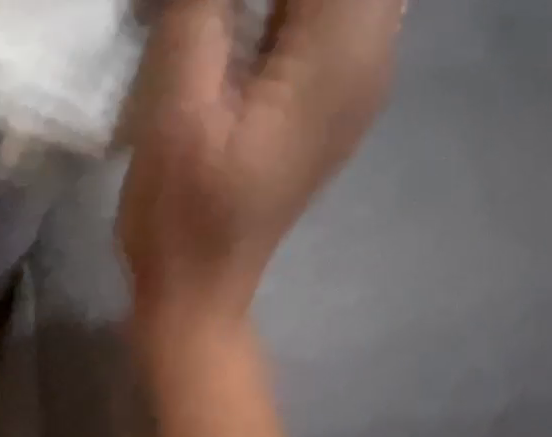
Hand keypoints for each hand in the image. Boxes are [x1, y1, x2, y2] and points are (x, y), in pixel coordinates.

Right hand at [119, 0, 403, 318]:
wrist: (197, 293)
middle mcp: (375, 51)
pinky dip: (288, 10)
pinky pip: (334, 17)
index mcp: (342, 50)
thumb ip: (200, 12)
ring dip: (278, 2)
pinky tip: (241, 27)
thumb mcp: (176, 112)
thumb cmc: (180, 215)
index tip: (204, 9)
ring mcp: (362, 77)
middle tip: (207, 18)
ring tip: (217, 25)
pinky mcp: (337, 99)